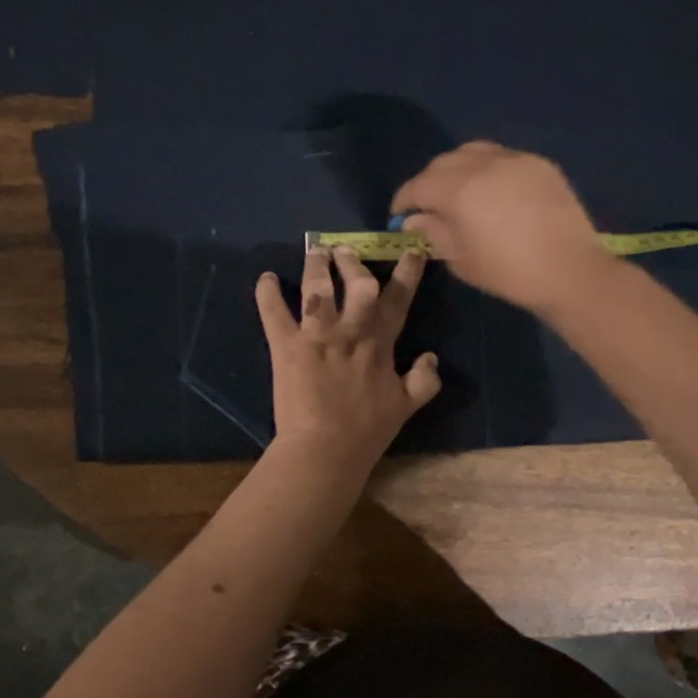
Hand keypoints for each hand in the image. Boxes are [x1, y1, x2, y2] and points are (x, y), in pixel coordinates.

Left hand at [256, 247, 441, 464]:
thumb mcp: (405, 407)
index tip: (412, 251)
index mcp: (379, 345)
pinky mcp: (286, 347)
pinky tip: (264, 278)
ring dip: (316, 266)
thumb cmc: (366, 432)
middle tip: (346, 249)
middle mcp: (349, 332)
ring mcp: (316, 336)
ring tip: (314, 250)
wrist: (326, 448)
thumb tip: (432, 357)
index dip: (406, 274)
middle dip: (353, 262)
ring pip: (317, 290)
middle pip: (356, 285)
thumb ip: (423, 381)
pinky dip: (267, 294)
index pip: (397, 301)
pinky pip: (274, 314)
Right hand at [390, 140, 616, 316]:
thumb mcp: (460, 258)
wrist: (569, 270)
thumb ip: (434, 232)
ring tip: (457, 189)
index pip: (419, 185)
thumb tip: (415, 219)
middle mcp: (484, 164)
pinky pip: (502, 157)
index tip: (398, 215)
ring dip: (457, 168)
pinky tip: (490, 190)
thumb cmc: (507, 272)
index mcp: (459, 189)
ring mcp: (515, 160)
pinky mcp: (539, 164)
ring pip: (473, 151)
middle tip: (426, 204)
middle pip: (443, 163)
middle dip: (428, 181)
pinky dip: (486, 168)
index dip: (404, 199)